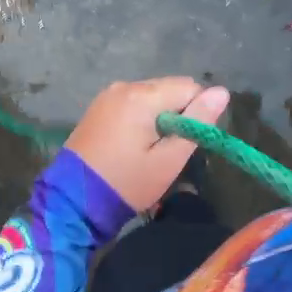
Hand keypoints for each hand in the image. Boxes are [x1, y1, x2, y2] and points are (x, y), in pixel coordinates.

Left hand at [65, 77, 230, 210]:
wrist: (69, 205)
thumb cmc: (125, 184)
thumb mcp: (167, 160)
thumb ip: (196, 124)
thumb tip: (222, 92)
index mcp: (142, 95)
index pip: (190, 88)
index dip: (197, 114)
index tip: (186, 144)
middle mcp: (125, 86)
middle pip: (170, 89)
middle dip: (177, 115)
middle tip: (168, 152)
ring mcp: (108, 96)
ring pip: (152, 97)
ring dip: (159, 118)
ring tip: (149, 152)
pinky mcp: (98, 108)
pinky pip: (132, 104)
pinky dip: (141, 119)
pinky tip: (133, 146)